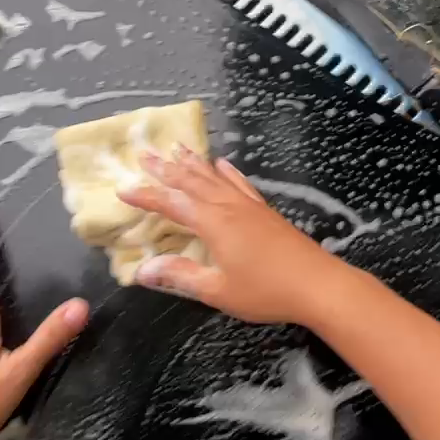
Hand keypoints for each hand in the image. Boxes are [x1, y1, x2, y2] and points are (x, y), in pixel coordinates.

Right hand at [118, 150, 351, 323]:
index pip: (172, 204)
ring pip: (215, 177)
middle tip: (145, 153)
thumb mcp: (217, 290)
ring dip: (193, 163)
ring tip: (177, 148)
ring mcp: (248, 206)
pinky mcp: (264, 211)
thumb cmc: (265, 291)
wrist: (317, 283)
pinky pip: (240, 183)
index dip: (147, 196)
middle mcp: (228, 206)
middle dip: (166, 169)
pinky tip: (223, 163)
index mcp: (213, 223)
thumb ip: (180, 276)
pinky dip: (227, 172)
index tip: (123, 189)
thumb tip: (142, 270)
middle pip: (192, 182)